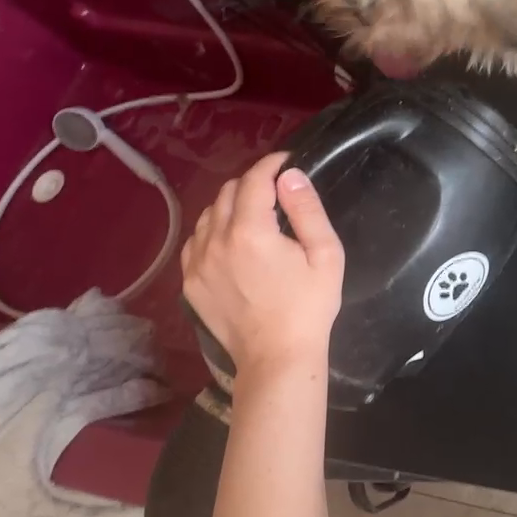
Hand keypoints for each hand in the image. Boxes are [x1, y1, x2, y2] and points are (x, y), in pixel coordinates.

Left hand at [181, 152, 345, 383]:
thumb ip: (308, 211)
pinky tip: (232, 240)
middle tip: (277, 189)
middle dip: (252, 183)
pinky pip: (195, 241)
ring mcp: (197, 263)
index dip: (271, 164)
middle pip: (227, 193)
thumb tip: (291, 175)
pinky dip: (213, 230)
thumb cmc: (310, 305)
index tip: (287, 161)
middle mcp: (216, 240)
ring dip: (231, 205)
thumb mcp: (326, 255)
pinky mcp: (190, 282)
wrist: (276, 355)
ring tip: (256, 214)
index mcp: (251, 231)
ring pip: (207, 215)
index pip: (254, 181)